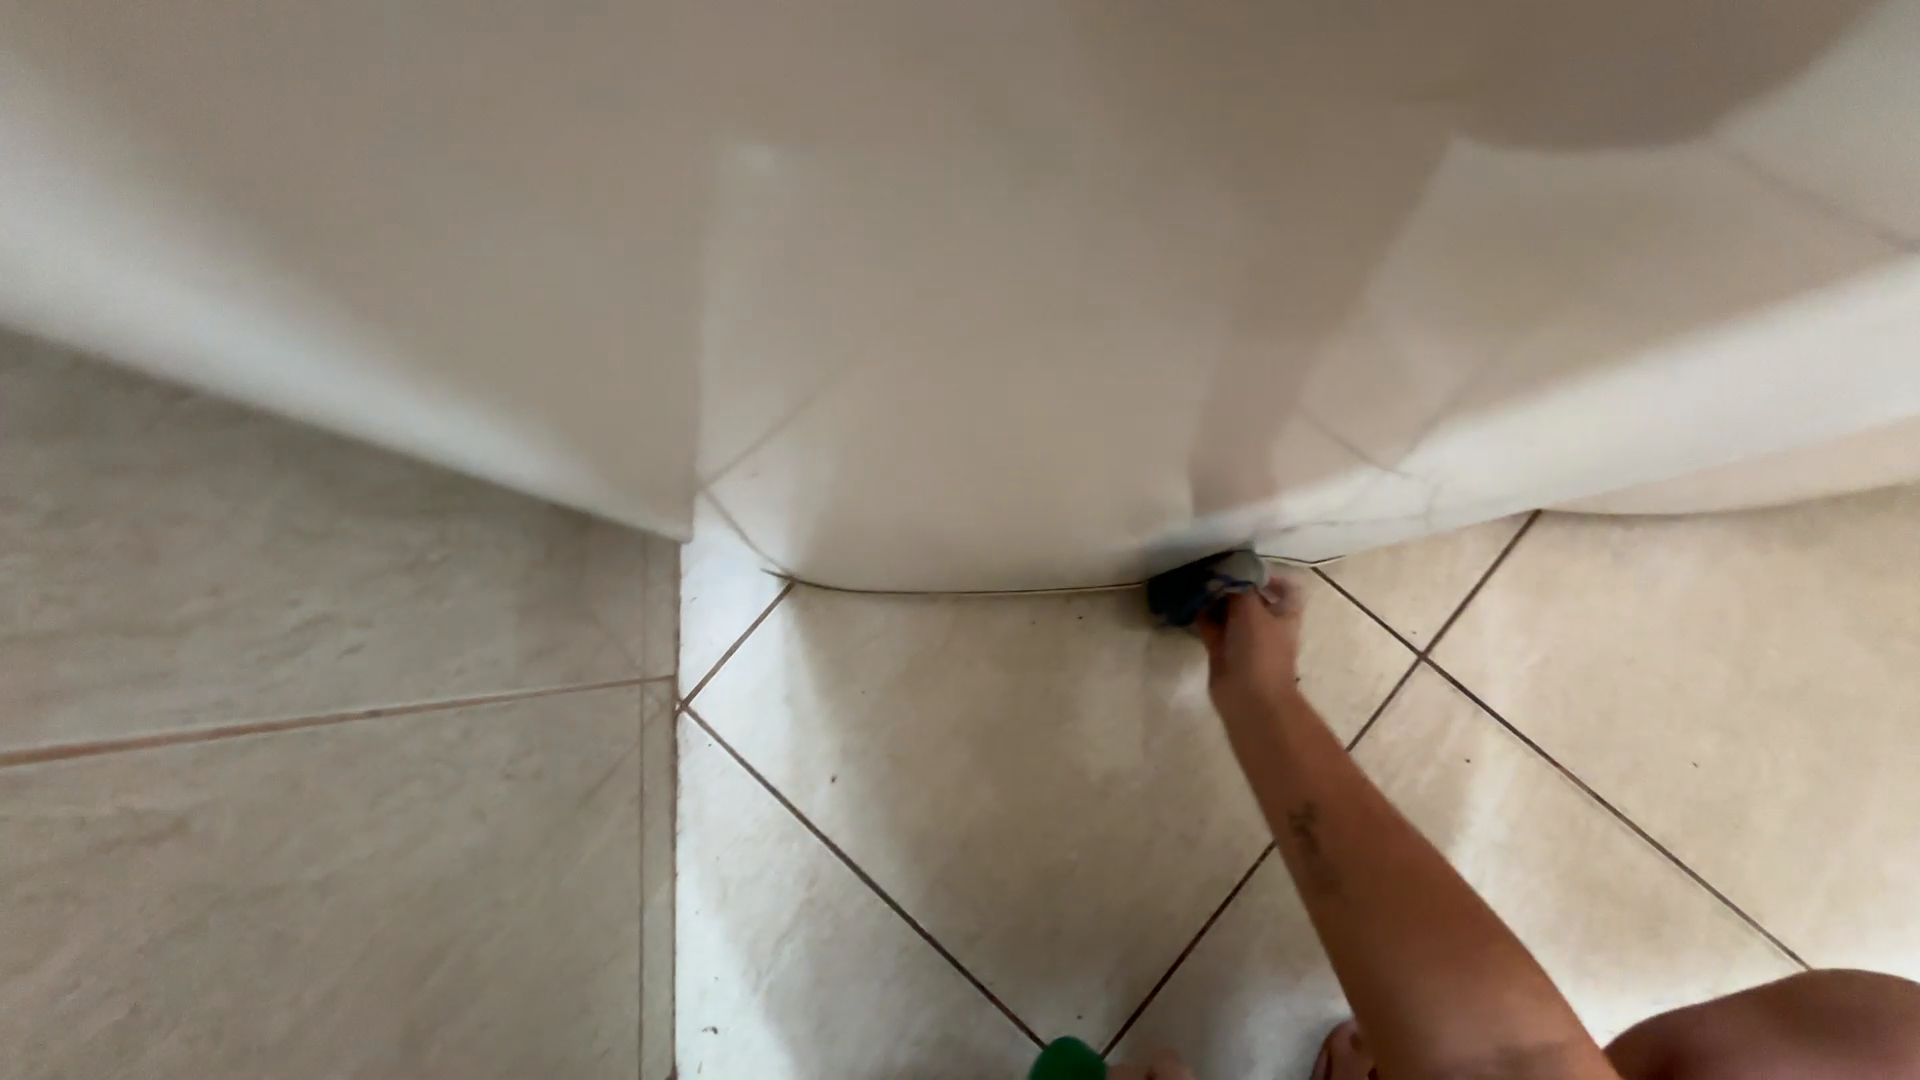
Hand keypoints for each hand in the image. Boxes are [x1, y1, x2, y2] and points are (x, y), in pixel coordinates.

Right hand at [1196, 576, 1304, 719]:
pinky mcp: (1223, 650)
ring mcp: (1243, 639)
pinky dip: (1202, 617)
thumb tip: (1225, 574)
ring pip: (1228, 612)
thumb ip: (1238, 588)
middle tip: (1211, 572)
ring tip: (1197, 585)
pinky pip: (1211, 627)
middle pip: (1250, 598)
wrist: (1249, 697)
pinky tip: (1190, 604)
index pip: (1285, 588)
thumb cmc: (1259, 650)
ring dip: (1214, 600)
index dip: (1268, 576)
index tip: (1244, 568)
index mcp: (1284, 614)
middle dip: (1232, 585)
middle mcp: (1266, 624)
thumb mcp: (1252, 610)